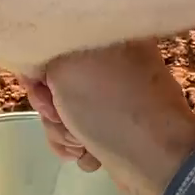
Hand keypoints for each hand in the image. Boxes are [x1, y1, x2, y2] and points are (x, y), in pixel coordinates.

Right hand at [24, 41, 194, 194]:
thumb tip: (39, 70)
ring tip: (80, 142)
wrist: (156, 159)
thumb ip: (44, 58)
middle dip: (51, 107)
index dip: (39, 71)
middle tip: (61, 117)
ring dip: (62, 131)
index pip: (54, 45)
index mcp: (108, 35)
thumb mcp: (65, 67)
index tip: (40, 89)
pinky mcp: (115, 124)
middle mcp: (114, 60)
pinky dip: (78, 146)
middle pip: (54, 80)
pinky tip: (90, 155)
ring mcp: (116, 95)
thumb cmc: (109, 106)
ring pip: (64, 109)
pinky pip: (79, 129)